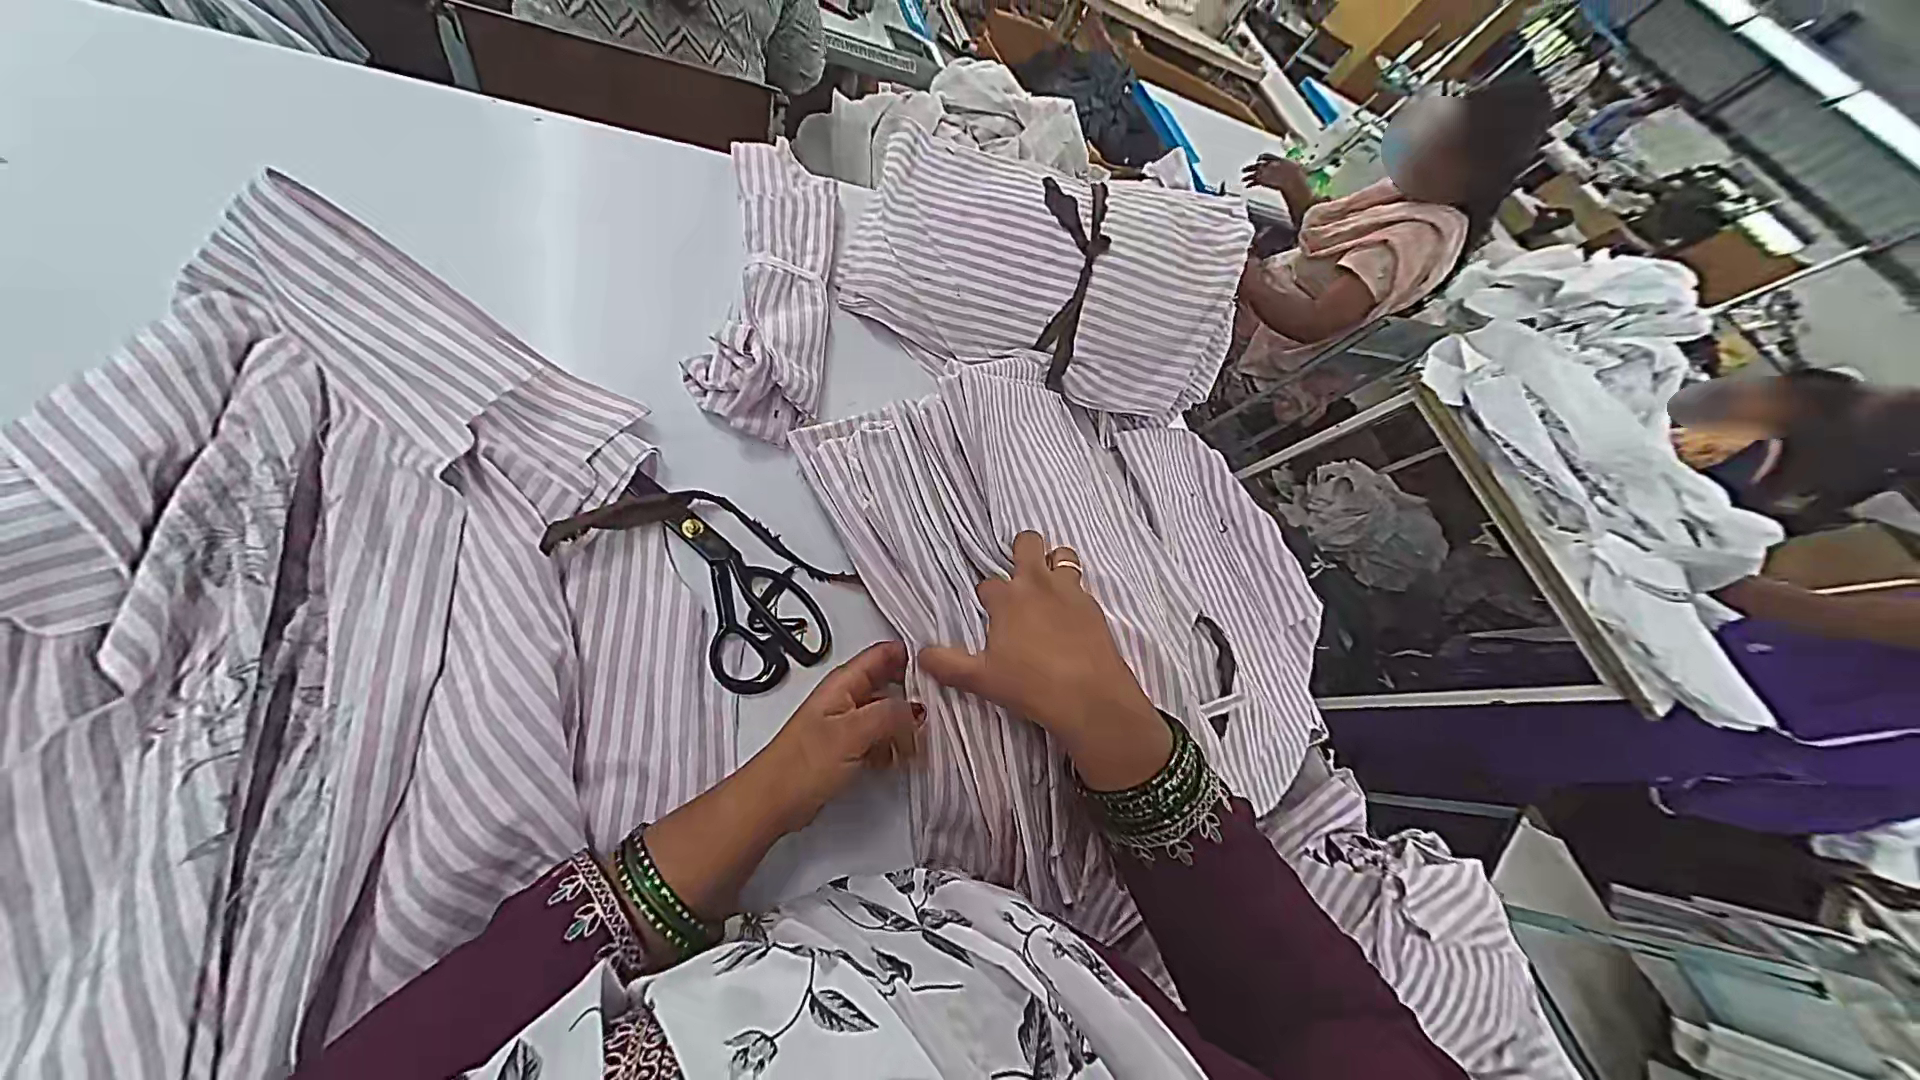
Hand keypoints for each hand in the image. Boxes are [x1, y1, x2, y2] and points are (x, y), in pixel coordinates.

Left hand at [746, 642, 921, 833]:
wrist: (772, 803)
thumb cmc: (800, 765)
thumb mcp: (852, 733)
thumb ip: (889, 715)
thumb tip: (917, 707)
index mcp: (844, 683)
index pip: (884, 654)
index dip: (911, 654)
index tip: (939, 665)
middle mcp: (847, 698)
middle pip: (890, 682)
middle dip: (915, 691)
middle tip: (940, 702)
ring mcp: (848, 723)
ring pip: (888, 711)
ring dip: (906, 722)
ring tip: (924, 735)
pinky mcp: (849, 747)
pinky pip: (881, 736)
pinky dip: (895, 744)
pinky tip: (904, 756)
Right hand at [920, 531, 1171, 789]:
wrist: (1091, 699)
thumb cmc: (1032, 685)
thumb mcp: (981, 679)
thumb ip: (947, 664)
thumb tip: (922, 655)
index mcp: (1008, 598)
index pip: (987, 584)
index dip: (985, 597)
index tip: (987, 613)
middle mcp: (1038, 585)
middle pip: (1028, 543)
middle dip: (1021, 550)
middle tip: (1017, 573)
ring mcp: (1070, 592)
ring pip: (1062, 554)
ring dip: (1053, 563)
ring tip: (1047, 585)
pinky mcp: (1094, 607)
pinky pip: (1082, 585)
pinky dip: (1073, 591)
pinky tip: (1069, 614)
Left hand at [1242, 154, 1307, 194]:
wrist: (1291, 179)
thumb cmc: (1294, 173)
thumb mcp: (1292, 165)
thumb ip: (1287, 165)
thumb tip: (1292, 166)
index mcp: (1275, 159)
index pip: (1265, 156)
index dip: (1261, 158)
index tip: (1258, 159)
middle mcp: (1268, 164)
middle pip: (1256, 165)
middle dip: (1249, 167)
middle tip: (1243, 170)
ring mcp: (1264, 172)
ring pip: (1252, 173)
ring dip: (1247, 176)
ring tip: (1243, 179)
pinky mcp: (1262, 181)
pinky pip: (1253, 182)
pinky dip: (1250, 184)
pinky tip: (1247, 186)